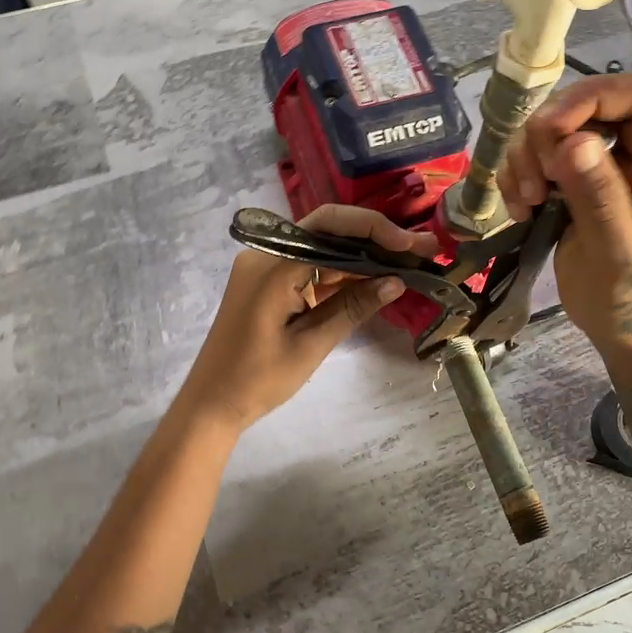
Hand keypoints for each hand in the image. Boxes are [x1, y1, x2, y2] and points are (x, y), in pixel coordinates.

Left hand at [172, 205, 437, 434]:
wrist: (211, 404)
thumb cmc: (257, 380)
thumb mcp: (312, 344)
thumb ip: (353, 307)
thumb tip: (396, 281)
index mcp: (272, 265)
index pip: (330, 228)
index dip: (375, 230)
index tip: (410, 245)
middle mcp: (266, 254)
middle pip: (327, 230)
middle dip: (375, 237)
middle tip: (420, 249)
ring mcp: (266, 267)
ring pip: (321, 247)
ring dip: (361, 253)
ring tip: (408, 261)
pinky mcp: (269, 283)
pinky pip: (310, 266)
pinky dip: (341, 272)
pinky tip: (375, 278)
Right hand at [498, 73, 631, 376]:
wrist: (627, 340)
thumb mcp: (619, 258)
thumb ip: (601, 200)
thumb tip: (572, 142)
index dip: (591, 100)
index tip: (549, 133)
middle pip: (588, 105)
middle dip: (548, 134)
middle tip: (533, 182)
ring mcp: (604, 170)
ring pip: (555, 129)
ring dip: (527, 157)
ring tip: (526, 203)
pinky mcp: (574, 186)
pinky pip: (538, 157)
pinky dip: (518, 175)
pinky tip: (521, 210)